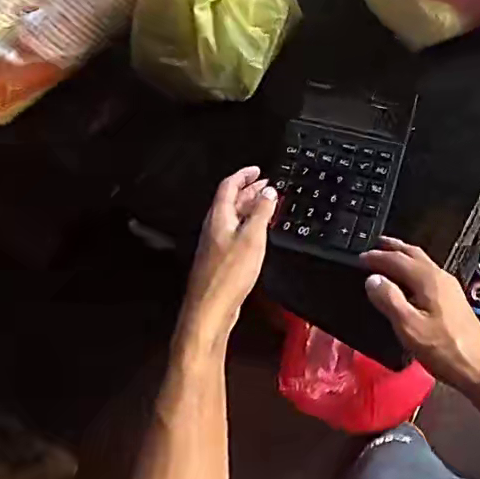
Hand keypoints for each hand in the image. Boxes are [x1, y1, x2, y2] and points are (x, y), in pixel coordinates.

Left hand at [181, 167, 277, 340]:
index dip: (243, 175)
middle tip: (265, 185)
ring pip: (233, 217)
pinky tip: (258, 233)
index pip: (229, 186)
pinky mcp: (220, 259)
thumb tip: (268, 192)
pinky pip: (235, 233)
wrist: (210, 308)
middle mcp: (214, 228)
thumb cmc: (227, 276)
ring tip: (266, 204)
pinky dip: (248, 225)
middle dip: (249, 190)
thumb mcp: (253, 237)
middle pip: (230, 201)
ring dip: (249, 207)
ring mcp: (215, 244)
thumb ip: (261, 212)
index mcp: (219, 217)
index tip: (256, 170)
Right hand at [362, 237, 479, 394]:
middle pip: (413, 253)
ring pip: (422, 262)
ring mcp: (450, 287)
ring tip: (388, 257)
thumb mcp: (409, 327)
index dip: (377, 257)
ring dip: (404, 256)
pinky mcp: (453, 299)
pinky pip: (428, 273)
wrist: (479, 369)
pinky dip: (413, 269)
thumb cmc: (443, 349)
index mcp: (428, 279)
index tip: (359, 257)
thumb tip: (372, 278)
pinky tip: (408, 282)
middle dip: (393, 247)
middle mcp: (440, 276)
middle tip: (375, 244)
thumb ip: (389, 300)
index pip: (397, 259)